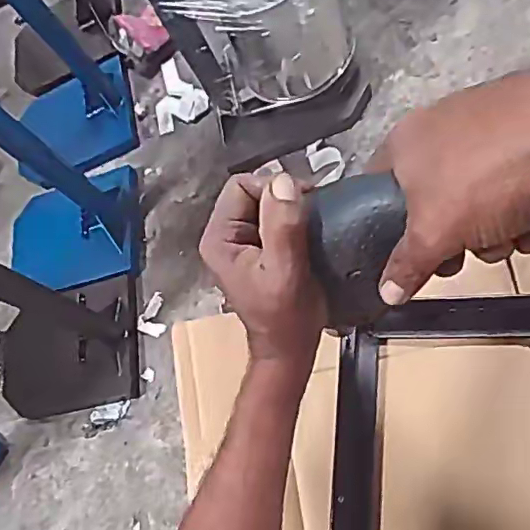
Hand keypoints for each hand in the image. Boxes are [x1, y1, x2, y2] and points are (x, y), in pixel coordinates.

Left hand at [200, 172, 326, 367]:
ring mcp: (244, 245)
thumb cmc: (285, 318)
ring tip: (309, 233)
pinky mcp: (262, 251)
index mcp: (220, 238)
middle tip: (308, 222)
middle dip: (285, 202)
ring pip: (269, 207)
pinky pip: (278, 223)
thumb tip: (284, 182)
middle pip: (256, 193)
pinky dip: (295, 226)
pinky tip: (307, 241)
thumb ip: (282, 226)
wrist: (290, 348)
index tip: (300, 207)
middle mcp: (227, 237)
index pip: (242, 185)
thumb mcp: (285, 270)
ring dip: (293, 214)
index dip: (273, 190)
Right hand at [370, 65, 529, 304]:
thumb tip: (388, 291)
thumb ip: (407, 265)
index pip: (380, 191)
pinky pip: (521, 190)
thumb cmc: (494, 169)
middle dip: (462, 238)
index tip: (411, 257)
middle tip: (473, 248)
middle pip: (439, 206)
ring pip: (484, 204)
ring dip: (502, 230)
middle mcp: (445, 129)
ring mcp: (492, 131)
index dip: (391, 230)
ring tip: (519, 230)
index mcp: (406, 141)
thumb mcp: (435, 233)